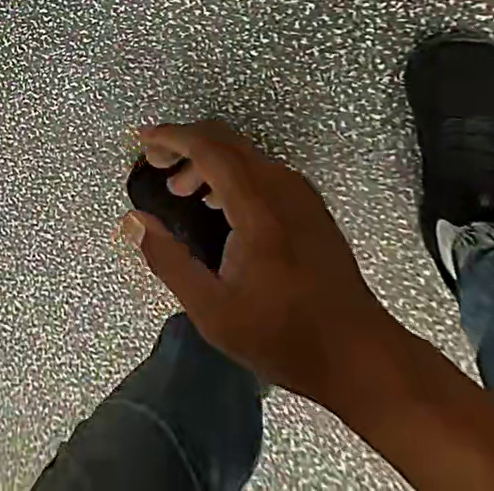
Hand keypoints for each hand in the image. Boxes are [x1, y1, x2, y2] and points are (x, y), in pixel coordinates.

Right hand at [123, 122, 493, 490]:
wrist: (360, 354)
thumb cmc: (283, 335)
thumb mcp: (213, 310)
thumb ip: (168, 259)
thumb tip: (133, 221)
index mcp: (258, 205)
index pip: (207, 148)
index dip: (170, 137)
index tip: (140, 140)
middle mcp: (281, 185)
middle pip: (225, 139)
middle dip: (184, 143)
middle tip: (153, 165)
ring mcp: (300, 192)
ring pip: (244, 153)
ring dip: (206, 160)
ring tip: (179, 191)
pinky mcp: (309, 204)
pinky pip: (261, 169)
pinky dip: (229, 172)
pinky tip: (216, 206)